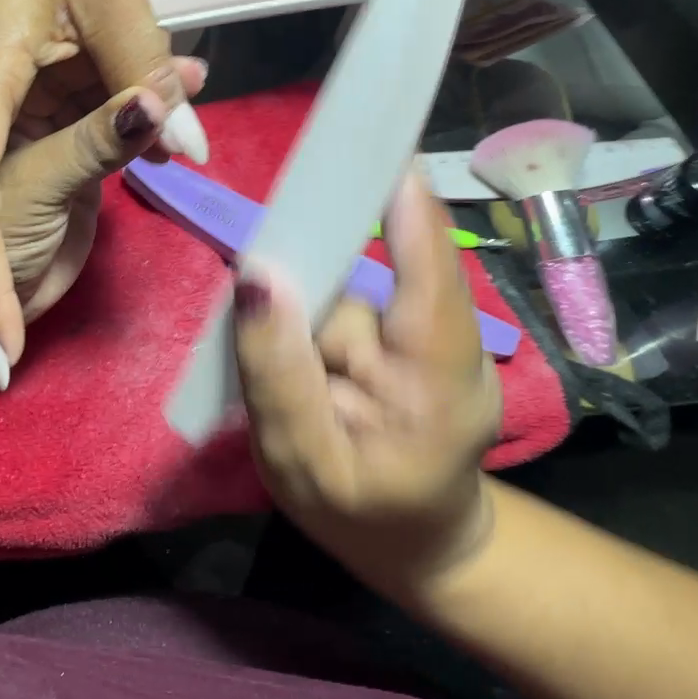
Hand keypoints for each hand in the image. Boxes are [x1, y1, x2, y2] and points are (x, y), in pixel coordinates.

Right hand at [232, 172, 501, 600]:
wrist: (419, 549)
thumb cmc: (363, 516)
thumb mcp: (300, 457)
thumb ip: (275, 370)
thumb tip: (256, 275)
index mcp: (436, 383)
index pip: (429, 283)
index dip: (407, 215)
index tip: (378, 149)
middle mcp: (442, 349)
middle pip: (362, 288)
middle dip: (308, 303)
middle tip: (279, 342)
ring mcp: (423, 347)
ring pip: (338, 305)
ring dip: (300, 330)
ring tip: (293, 390)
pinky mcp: (400, 348)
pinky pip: (338, 318)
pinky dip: (306, 335)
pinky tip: (303, 380)